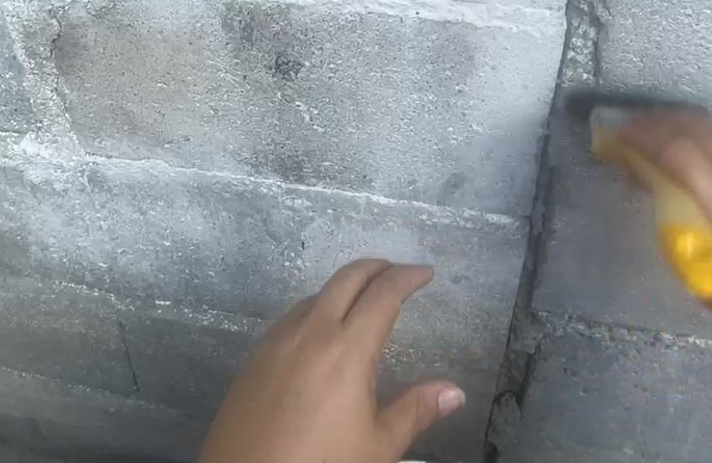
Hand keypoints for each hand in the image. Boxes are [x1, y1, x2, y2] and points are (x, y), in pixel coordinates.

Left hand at [198, 259, 466, 462]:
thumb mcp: (376, 448)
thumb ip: (415, 411)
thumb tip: (455, 391)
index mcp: (346, 349)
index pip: (383, 294)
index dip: (407, 277)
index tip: (425, 273)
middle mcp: (312, 331)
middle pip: (349, 277)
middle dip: (378, 267)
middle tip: (399, 274)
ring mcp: (279, 339)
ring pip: (319, 292)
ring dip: (346, 286)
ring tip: (364, 302)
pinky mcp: (257, 355)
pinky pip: (294, 315)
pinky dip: (318, 307)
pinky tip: (322, 332)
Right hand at [618, 113, 711, 374]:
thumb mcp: (700, 268)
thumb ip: (675, 214)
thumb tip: (650, 177)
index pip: (677, 151)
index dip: (644, 136)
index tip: (620, 133)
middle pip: (701, 131)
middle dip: (662, 122)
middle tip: (637, 124)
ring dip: (691, 124)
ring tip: (667, 128)